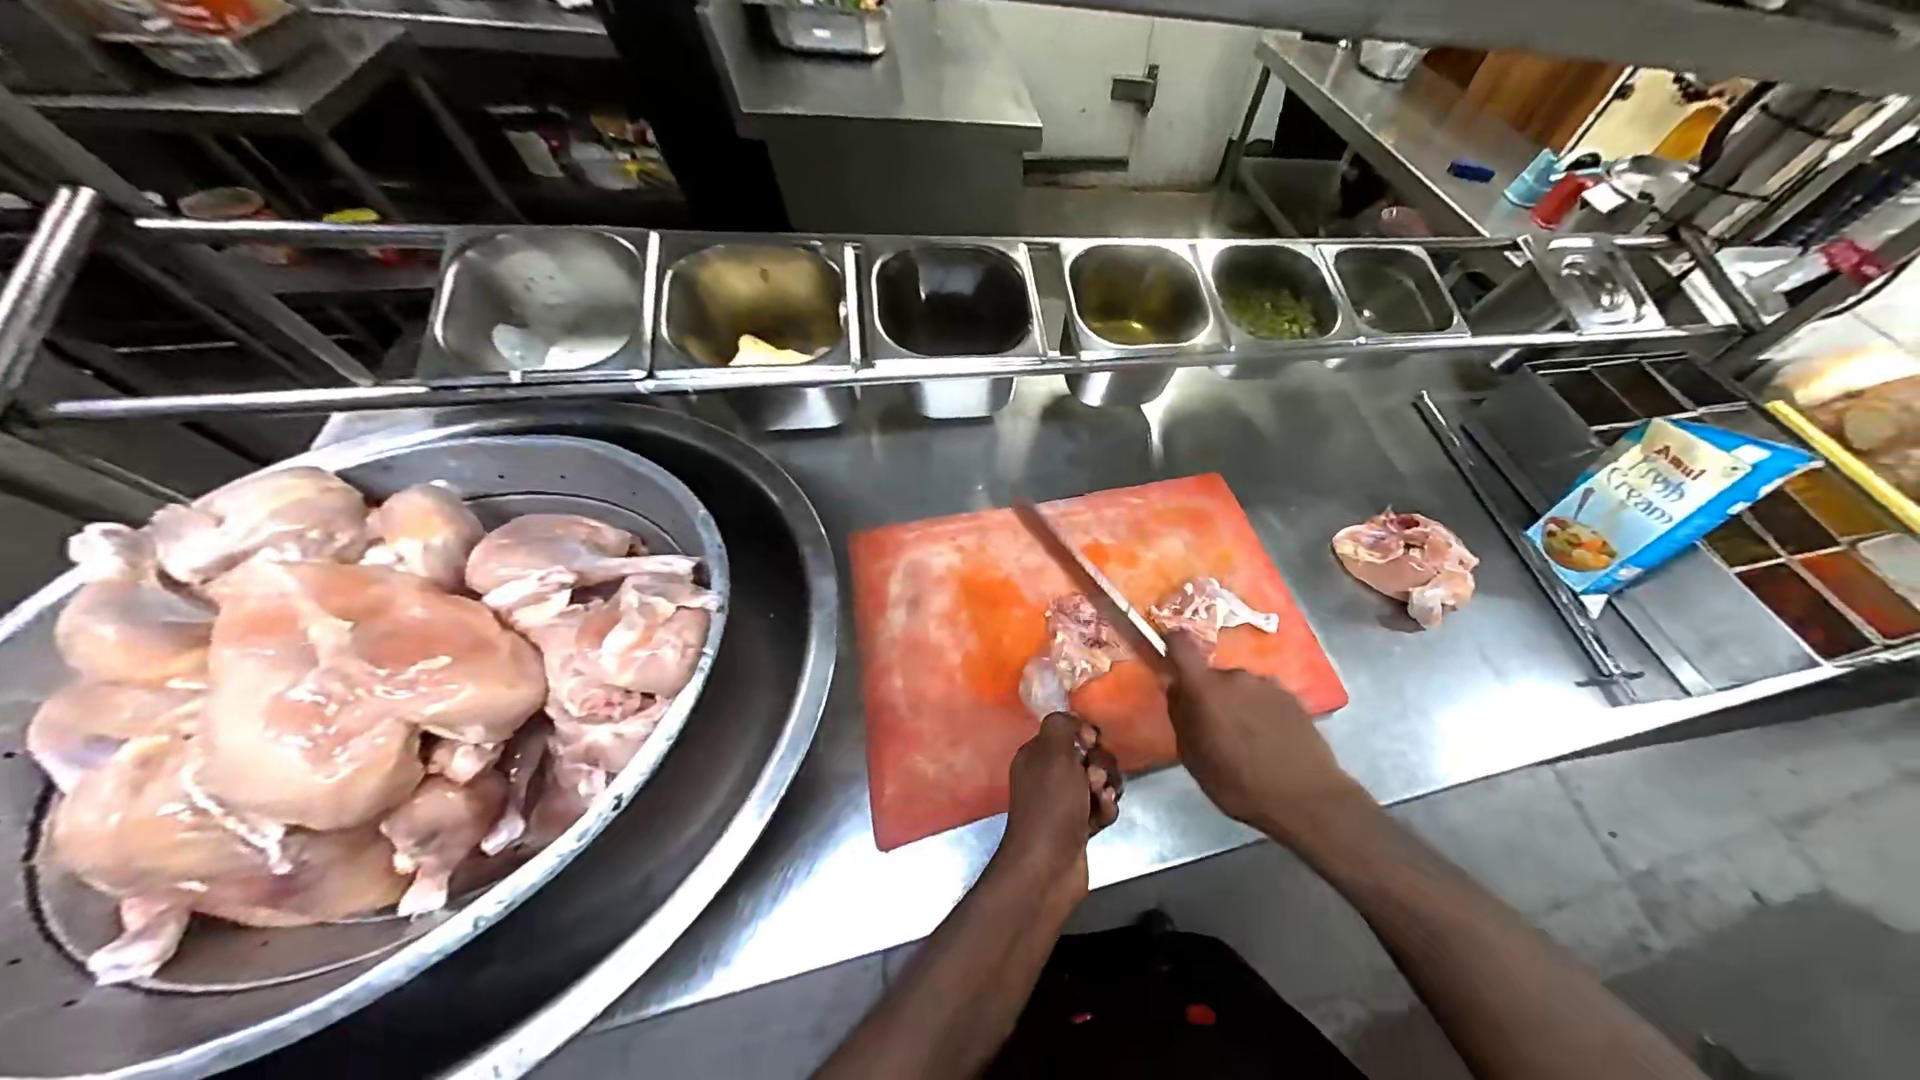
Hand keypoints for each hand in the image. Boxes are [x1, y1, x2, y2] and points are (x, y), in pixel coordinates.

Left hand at [998, 713, 1120, 901]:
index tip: (1091, 743)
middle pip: (1090, 755)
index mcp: (1037, 754)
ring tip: (1100, 800)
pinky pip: (1102, 807)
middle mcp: (1049, 775)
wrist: (1048, 865)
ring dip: (1107, 788)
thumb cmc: (1050, 804)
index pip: (1069, 730)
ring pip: (1100, 781)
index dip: (1085, 734)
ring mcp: (1064, 801)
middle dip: (1101, 764)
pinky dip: (1105, 810)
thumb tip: (1076, 722)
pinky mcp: (1079, 825)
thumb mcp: (1052, 752)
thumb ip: (1061, 725)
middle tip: (1093, 779)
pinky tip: (1099, 819)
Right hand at [1164, 631, 1368, 841]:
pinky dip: (1260, 710)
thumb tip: (1175, 688)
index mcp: (1203, 688)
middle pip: (1213, 675)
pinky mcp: (1293, 697)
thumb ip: (1180, 715)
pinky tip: (1269, 740)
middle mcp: (1235, 676)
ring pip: (1240, 686)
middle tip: (1214, 726)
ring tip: (1246, 738)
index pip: (1180, 644)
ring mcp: (1267, 684)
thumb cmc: (1237, 782)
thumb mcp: (1192, 756)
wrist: (1306, 798)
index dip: (1172, 643)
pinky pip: (1264, 696)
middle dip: (1209, 694)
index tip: (1169, 654)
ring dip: (1237, 703)